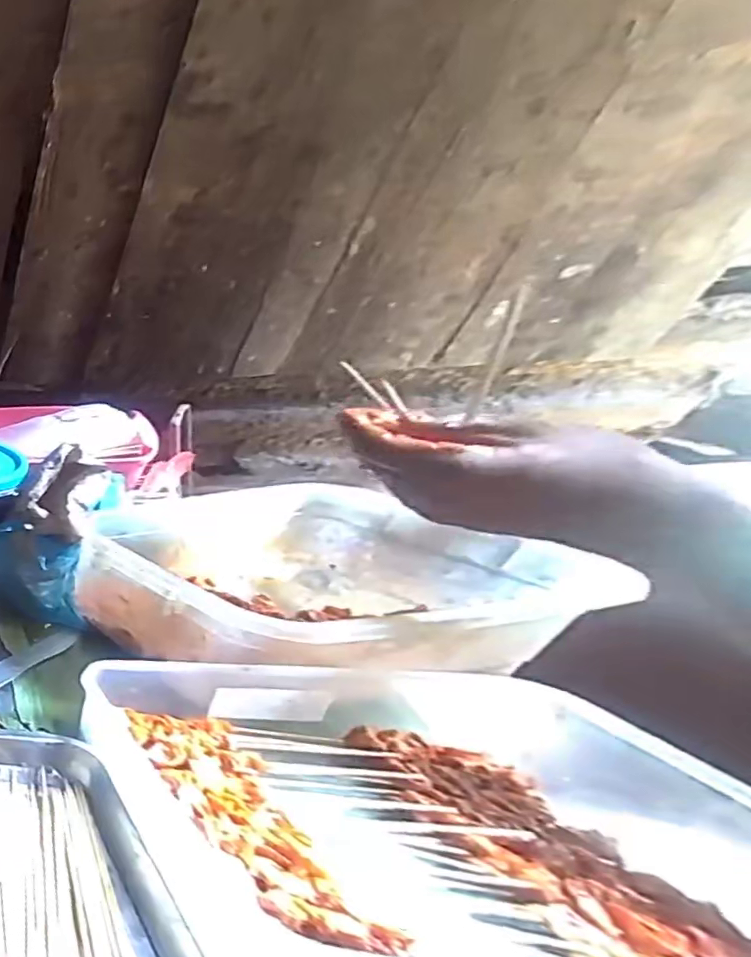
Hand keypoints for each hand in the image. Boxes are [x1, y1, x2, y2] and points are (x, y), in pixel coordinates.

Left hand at [338, 409, 692, 552]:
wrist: (633, 516)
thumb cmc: (588, 462)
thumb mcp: (516, 432)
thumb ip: (449, 432)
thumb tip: (399, 423)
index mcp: (453, 472)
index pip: (383, 451)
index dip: (359, 430)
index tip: (347, 411)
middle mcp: (436, 498)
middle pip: (379, 466)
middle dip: (366, 439)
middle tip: (366, 412)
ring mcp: (441, 514)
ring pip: (390, 480)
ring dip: (381, 454)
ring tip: (386, 426)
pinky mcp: (452, 521)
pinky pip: (409, 491)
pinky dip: (399, 470)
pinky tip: (410, 452)